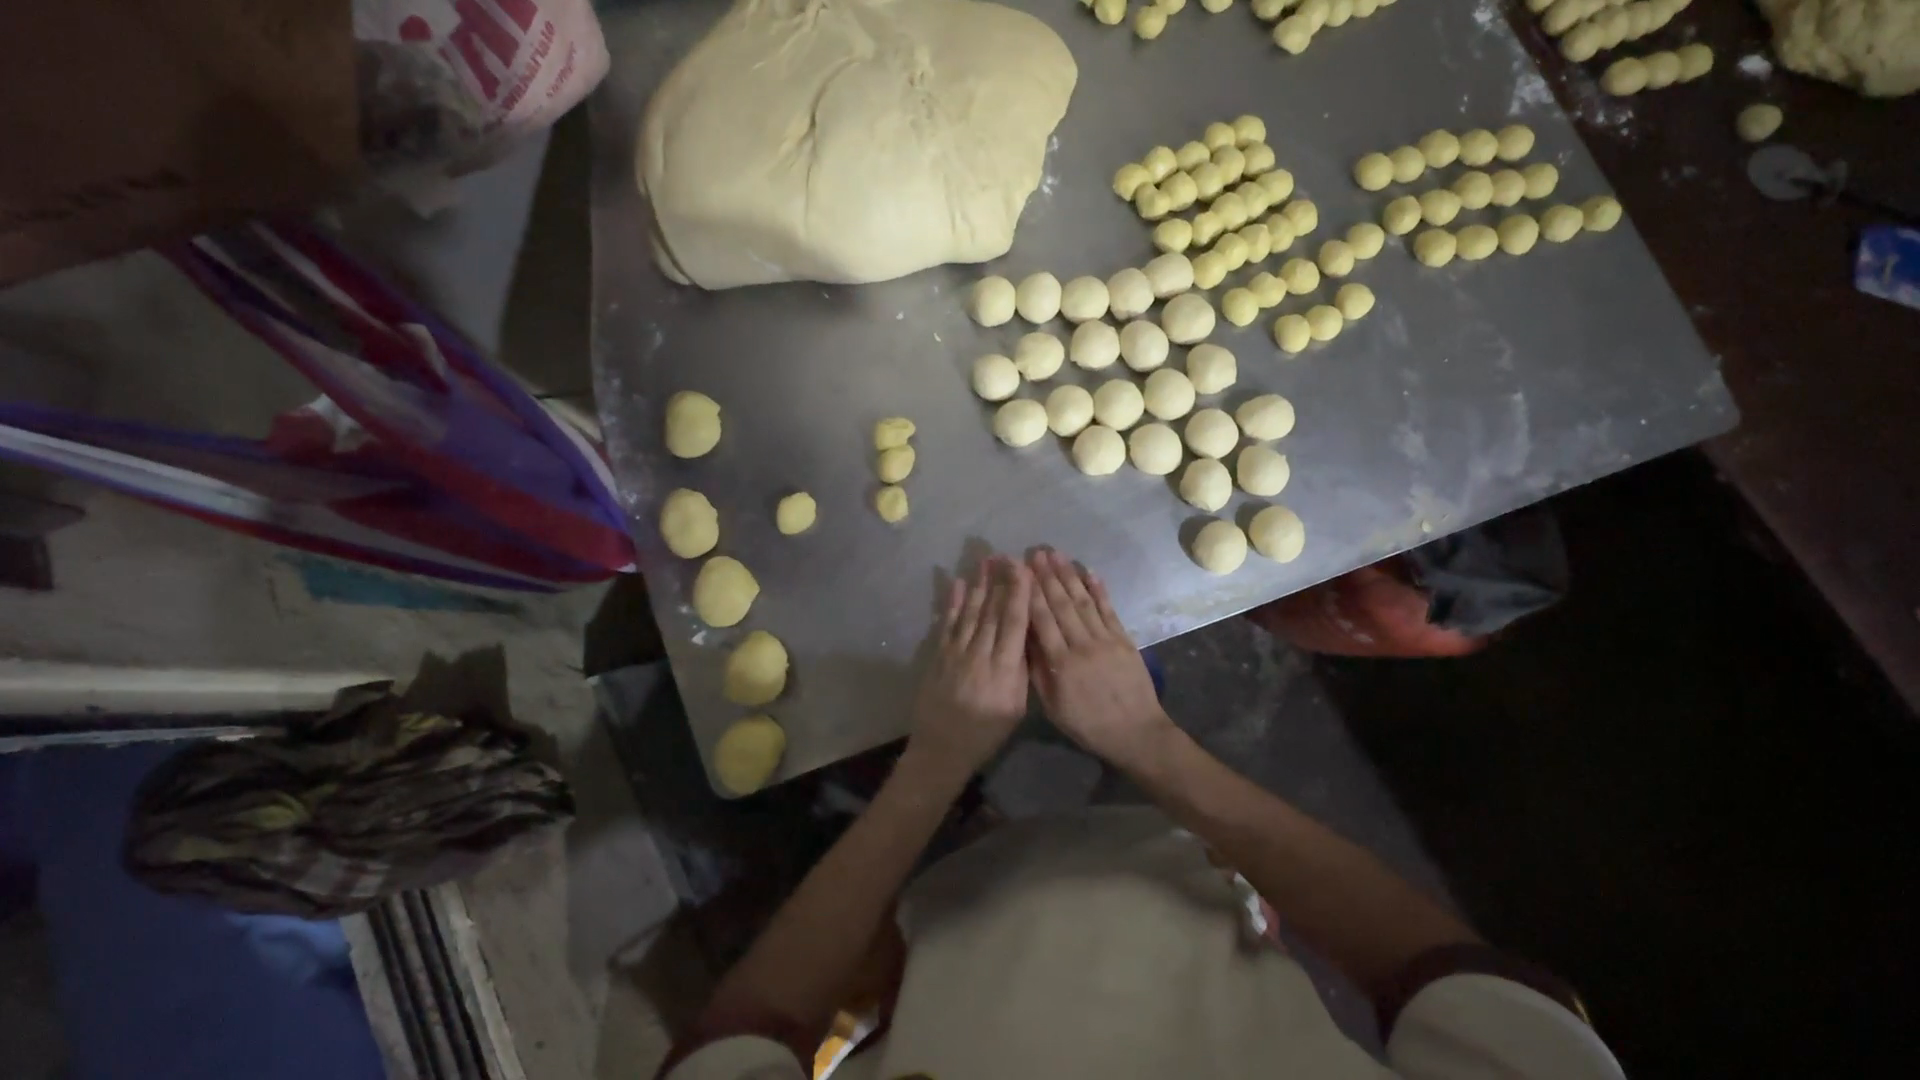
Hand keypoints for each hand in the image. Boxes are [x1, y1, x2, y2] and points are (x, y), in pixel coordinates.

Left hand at [904, 556, 1032, 776]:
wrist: (943, 748)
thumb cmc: (986, 732)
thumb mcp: (1016, 708)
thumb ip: (1022, 672)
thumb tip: (1029, 638)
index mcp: (1004, 670)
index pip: (1015, 624)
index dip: (1020, 594)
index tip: (1025, 570)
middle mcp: (980, 655)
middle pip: (993, 611)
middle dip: (1001, 581)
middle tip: (1008, 555)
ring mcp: (956, 653)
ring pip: (971, 612)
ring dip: (979, 584)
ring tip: (985, 560)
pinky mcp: (939, 656)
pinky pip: (947, 623)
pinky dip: (953, 603)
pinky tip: (958, 583)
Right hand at [1025, 549, 1172, 766]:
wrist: (1136, 733)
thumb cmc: (1088, 725)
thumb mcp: (1053, 707)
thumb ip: (1038, 672)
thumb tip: (1024, 640)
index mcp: (1060, 664)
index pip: (1040, 620)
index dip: (1029, 593)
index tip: (1018, 572)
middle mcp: (1082, 645)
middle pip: (1061, 604)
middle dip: (1047, 576)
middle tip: (1035, 553)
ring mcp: (1106, 640)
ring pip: (1083, 601)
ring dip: (1069, 576)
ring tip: (1056, 554)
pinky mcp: (1124, 640)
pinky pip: (1109, 610)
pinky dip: (1099, 590)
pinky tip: (1089, 572)